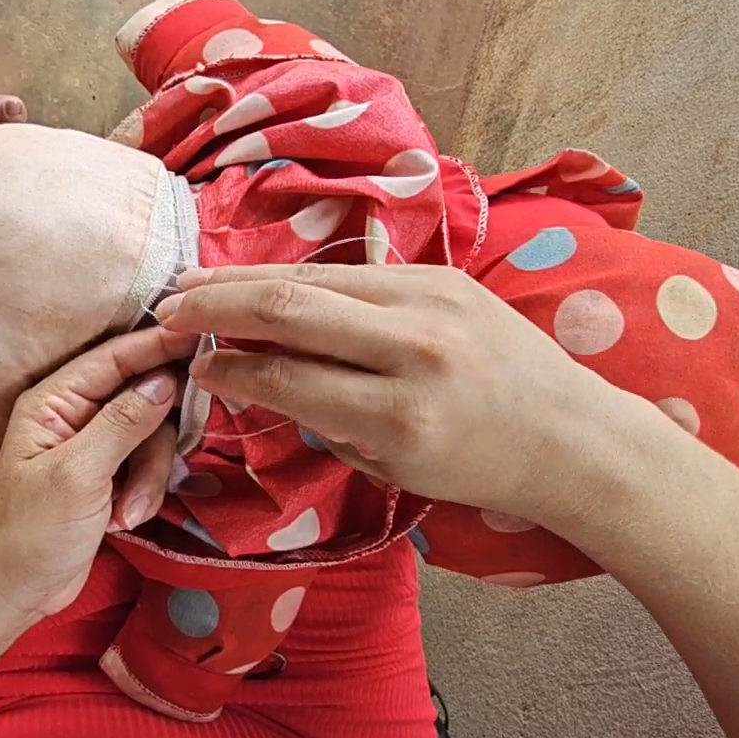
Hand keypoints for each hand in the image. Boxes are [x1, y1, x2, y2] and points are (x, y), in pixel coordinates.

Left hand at [0, 326, 199, 619]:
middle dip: (152, 444)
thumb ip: (122, 423)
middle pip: (142, 399)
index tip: (203, 333)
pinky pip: (147, 467)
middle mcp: (73, 414)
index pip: (113, 357)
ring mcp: (93, 445)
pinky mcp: (109, 474)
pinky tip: (121, 522)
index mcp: (53, 401)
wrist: (16, 588)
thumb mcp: (78, 474)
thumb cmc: (33, 531)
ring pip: (150, 438)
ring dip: (147, 480)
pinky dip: (142, 494)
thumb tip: (165, 378)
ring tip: (124, 515)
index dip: (157, 344)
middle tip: (146, 479)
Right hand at [153, 263, 653, 526]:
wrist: (572, 434)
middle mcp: (415, 347)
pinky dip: (287, 276)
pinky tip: (252, 279)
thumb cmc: (472, 466)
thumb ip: (314, 413)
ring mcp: (432, 299)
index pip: (285, 379)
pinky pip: (343, 271)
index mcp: (400, 415)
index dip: (227, 371)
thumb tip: (245, 371)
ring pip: (310, 278)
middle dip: (216, 307)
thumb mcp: (385, 462)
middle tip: (166, 309)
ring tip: (191, 284)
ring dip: (240, 280)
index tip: (191, 366)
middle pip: (289, 310)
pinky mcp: (439, 273)